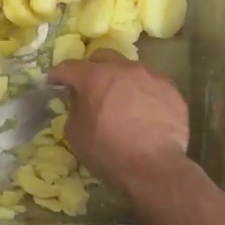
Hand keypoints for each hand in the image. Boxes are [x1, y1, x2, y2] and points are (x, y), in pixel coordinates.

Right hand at [49, 51, 194, 195]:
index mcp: (95, 77)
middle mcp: (124, 69)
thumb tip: (82, 100)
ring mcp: (151, 77)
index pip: (70, 67)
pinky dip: (142, 94)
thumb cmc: (107, 151)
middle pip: (104, 57)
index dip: (58, 74)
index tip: (53, 81)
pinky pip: (151, 86)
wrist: (153, 167)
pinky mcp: (171, 91)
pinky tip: (142, 112)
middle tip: (89, 86)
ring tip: (120, 101)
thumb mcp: (76, 132)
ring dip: (120, 81)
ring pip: (130, 70)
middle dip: (92, 68)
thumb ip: (75, 108)